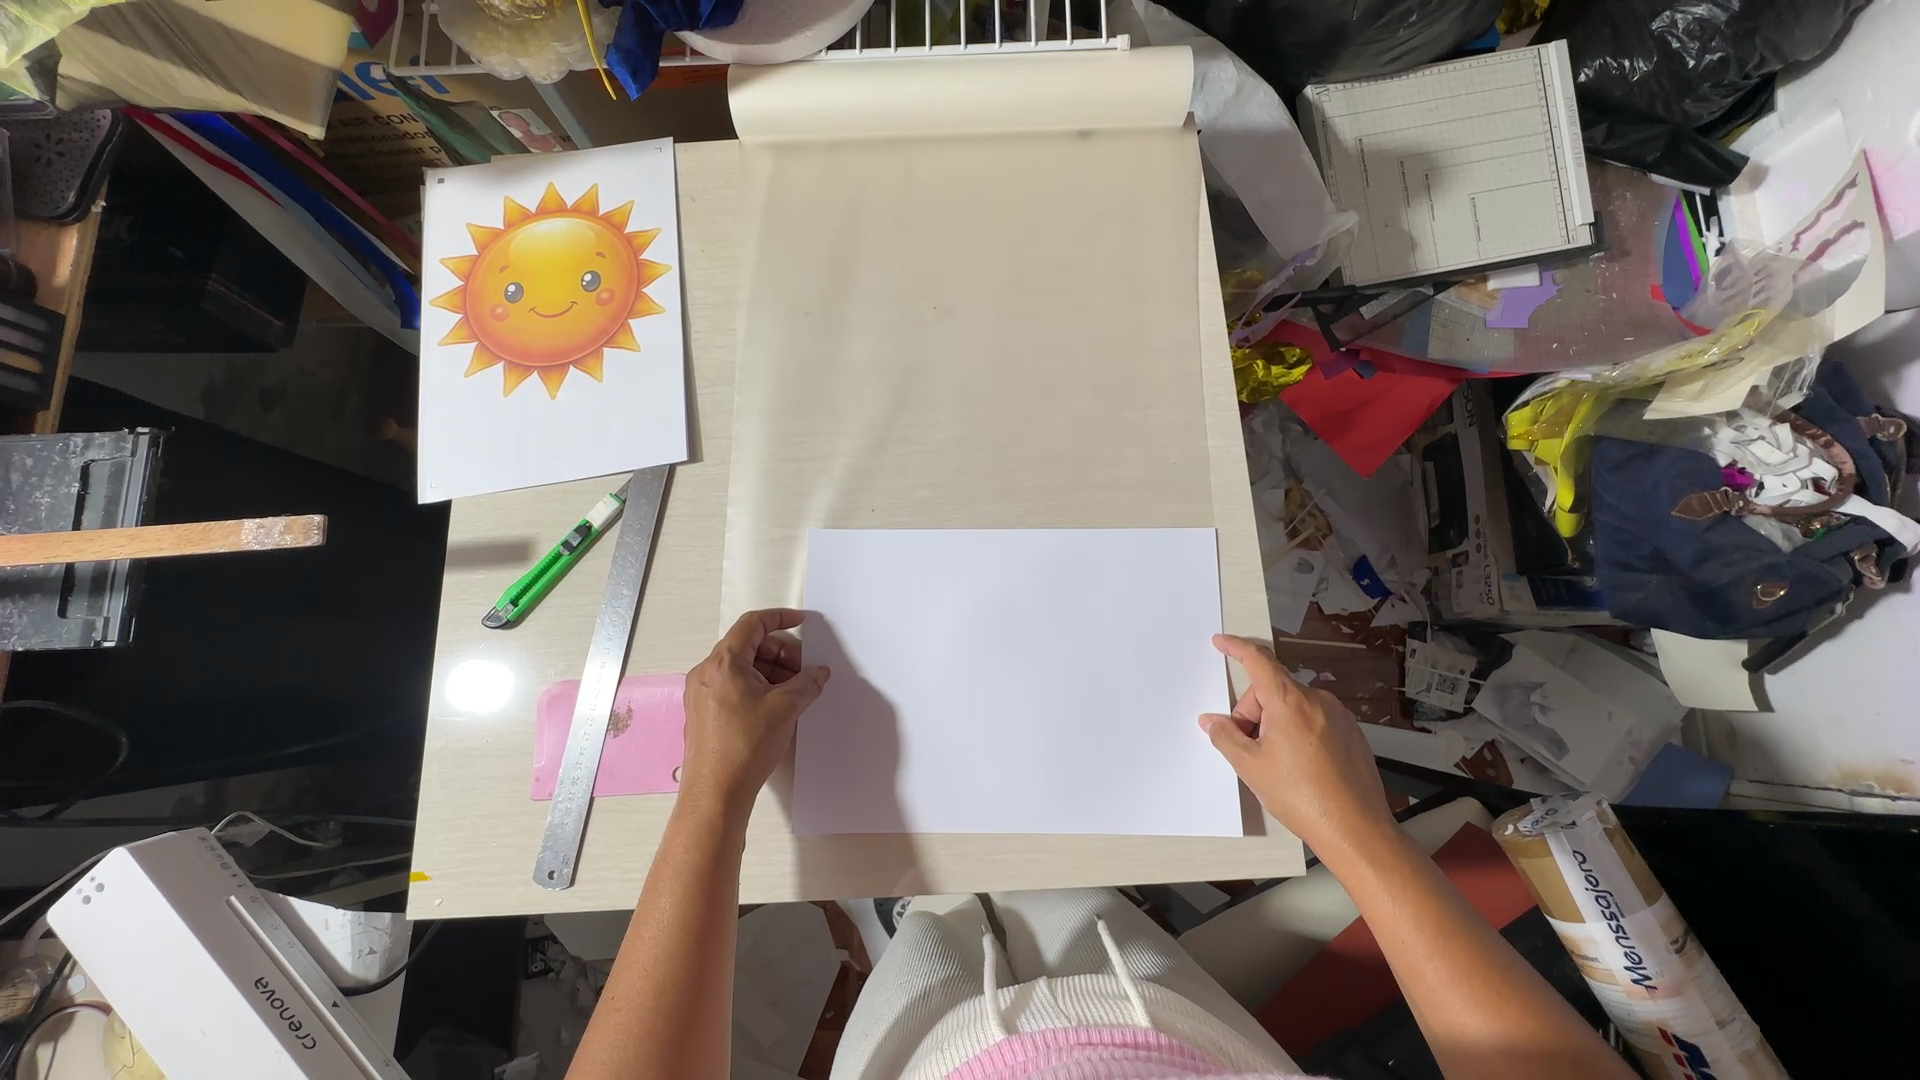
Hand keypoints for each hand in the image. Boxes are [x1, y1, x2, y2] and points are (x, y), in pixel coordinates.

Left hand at [681, 609, 830, 815]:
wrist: (716, 792)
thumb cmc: (746, 746)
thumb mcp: (786, 708)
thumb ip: (807, 683)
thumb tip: (819, 673)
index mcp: (724, 663)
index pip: (753, 624)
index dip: (780, 618)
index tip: (802, 621)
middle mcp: (707, 673)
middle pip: (748, 646)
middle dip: (780, 653)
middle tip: (804, 671)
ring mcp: (702, 693)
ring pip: (742, 668)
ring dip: (771, 672)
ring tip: (795, 692)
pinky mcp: (704, 713)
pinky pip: (733, 686)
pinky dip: (757, 687)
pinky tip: (777, 706)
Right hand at [1199, 634, 1394, 853]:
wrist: (1355, 830)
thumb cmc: (1300, 796)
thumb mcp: (1250, 766)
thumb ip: (1226, 736)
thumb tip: (1212, 722)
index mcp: (1290, 701)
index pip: (1258, 661)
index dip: (1236, 648)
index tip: (1221, 642)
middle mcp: (1318, 700)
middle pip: (1272, 691)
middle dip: (1252, 713)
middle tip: (1247, 748)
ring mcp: (1339, 716)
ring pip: (1293, 706)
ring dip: (1275, 724)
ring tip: (1275, 763)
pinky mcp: (1352, 733)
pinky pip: (1314, 720)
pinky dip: (1298, 732)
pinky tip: (1299, 766)